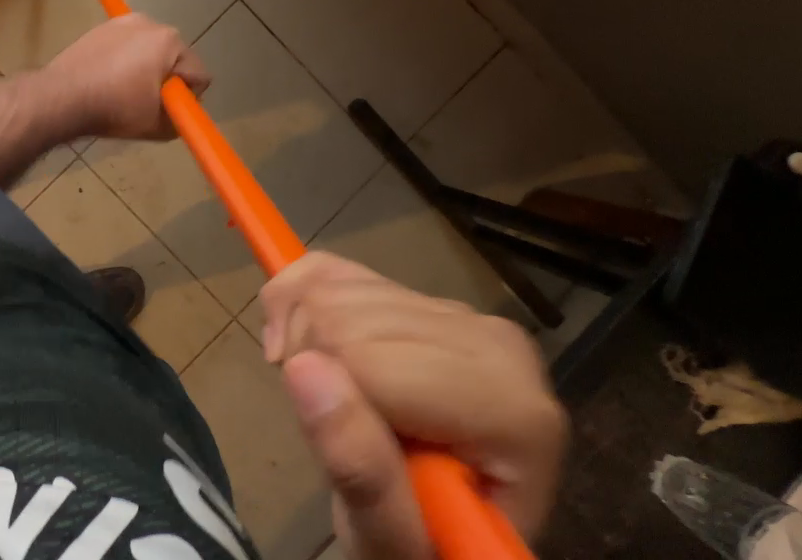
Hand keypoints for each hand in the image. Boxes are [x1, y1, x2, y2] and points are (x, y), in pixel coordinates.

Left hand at [40, 13, 209, 139]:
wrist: (62, 96)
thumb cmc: (115, 108)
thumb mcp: (159, 126)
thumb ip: (183, 118)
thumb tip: (182, 111)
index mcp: (170, 41)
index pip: (198, 75)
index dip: (188, 99)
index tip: (167, 111)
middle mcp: (150, 23)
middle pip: (174, 58)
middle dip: (166, 80)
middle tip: (145, 102)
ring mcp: (122, 22)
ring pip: (149, 51)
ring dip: (145, 69)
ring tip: (123, 92)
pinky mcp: (101, 27)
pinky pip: (126, 47)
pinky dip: (124, 61)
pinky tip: (108, 80)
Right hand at [260, 253, 565, 559]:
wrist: (443, 528)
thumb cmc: (429, 548)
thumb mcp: (394, 543)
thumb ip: (363, 471)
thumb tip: (304, 368)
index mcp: (511, 407)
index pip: (368, 358)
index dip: (331, 405)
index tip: (342, 458)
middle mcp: (493, 342)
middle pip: (344, 316)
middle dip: (311, 370)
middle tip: (333, 431)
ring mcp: (457, 311)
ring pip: (328, 290)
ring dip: (300, 345)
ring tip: (331, 404)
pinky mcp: (417, 294)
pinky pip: (327, 269)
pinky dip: (290, 301)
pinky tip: (300, 348)